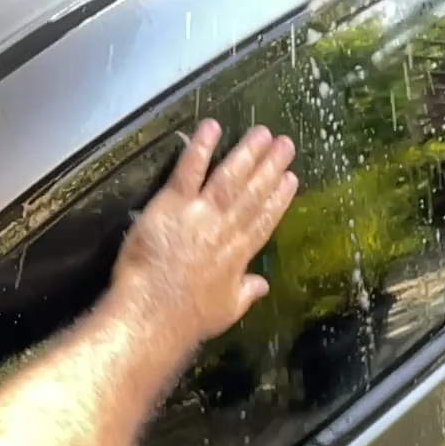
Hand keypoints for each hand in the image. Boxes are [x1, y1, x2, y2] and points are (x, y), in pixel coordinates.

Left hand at [108, 120, 297, 347]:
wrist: (153, 314)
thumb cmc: (187, 318)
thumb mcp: (226, 310)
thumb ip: (245, 293)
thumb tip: (263, 285)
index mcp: (239, 254)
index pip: (264, 220)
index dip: (279, 198)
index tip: (292, 178)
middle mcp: (225, 229)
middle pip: (253, 193)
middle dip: (271, 167)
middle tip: (286, 144)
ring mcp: (200, 213)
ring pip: (229, 177)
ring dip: (248, 153)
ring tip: (263, 133)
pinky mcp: (172, 204)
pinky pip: (188, 170)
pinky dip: (200, 147)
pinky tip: (212, 127)